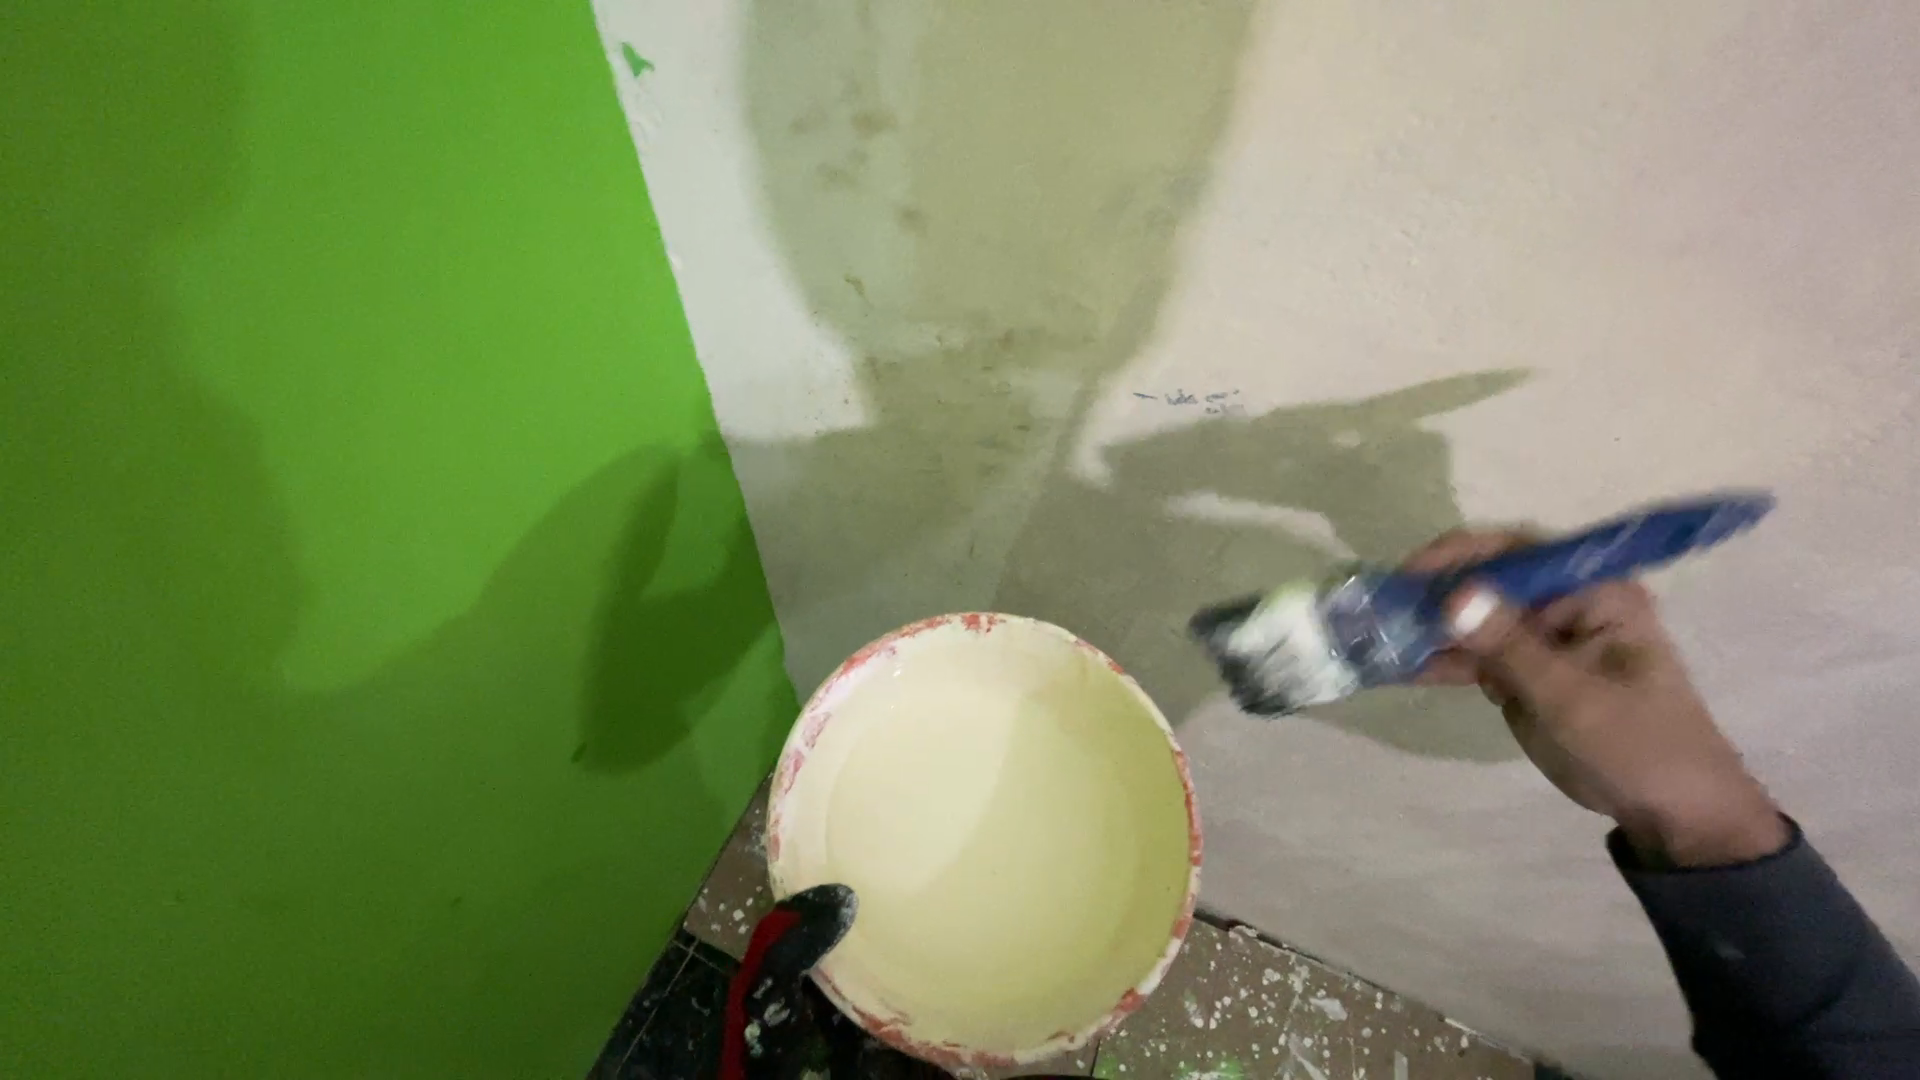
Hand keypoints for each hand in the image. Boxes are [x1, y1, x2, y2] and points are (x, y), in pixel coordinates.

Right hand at [1406, 529, 1788, 867]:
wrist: (1668, 811)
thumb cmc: (1637, 743)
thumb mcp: (1571, 694)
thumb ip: (1510, 645)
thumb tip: (1452, 597)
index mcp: (1593, 595)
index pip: (1520, 552)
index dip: (1463, 554)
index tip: (1412, 573)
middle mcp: (1561, 606)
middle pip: (1484, 581)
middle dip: (1432, 592)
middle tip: (1383, 607)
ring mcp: (1536, 639)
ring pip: (1468, 619)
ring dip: (1426, 627)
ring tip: (1378, 635)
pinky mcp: (1517, 670)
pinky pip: (1468, 655)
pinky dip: (1435, 660)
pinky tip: (1395, 667)